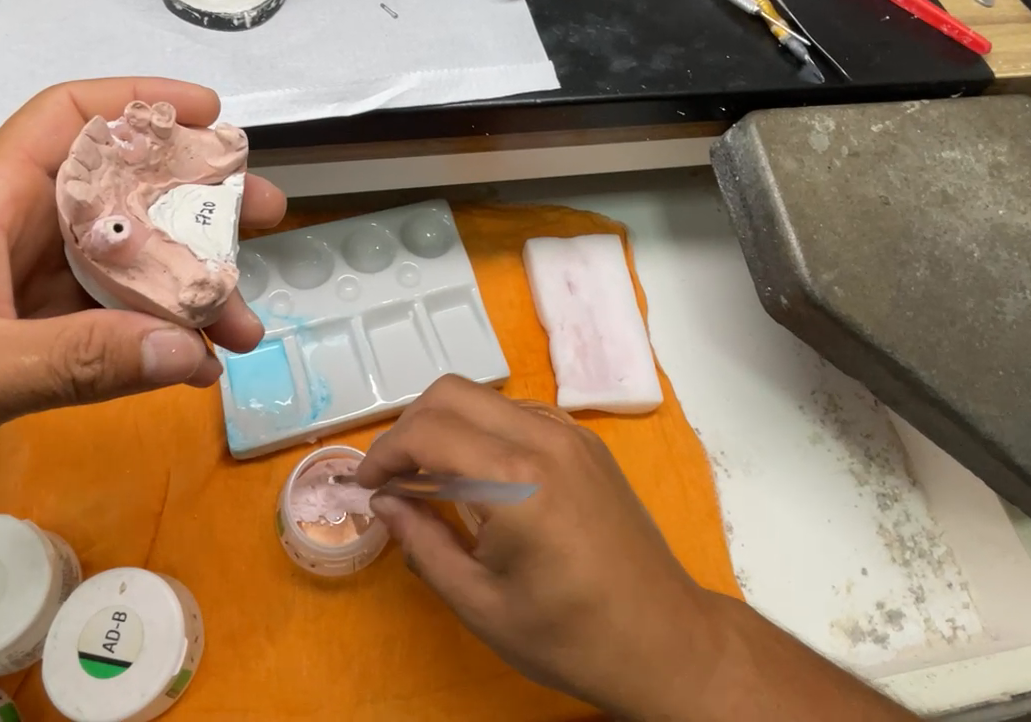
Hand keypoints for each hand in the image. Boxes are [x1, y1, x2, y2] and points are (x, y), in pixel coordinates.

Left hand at [0, 78, 284, 535]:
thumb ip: (80, 360)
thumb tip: (195, 351)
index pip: (70, 120)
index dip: (142, 102)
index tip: (215, 117)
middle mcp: (8, 236)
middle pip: (117, 197)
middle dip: (193, 203)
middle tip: (263, 220)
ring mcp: (13, 295)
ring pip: (117, 271)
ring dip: (180, 291)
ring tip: (241, 326)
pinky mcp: (16, 348)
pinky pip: (100, 329)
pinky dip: (146, 342)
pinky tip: (190, 365)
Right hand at [357, 378, 914, 721]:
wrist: (664, 638)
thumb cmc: (569, 635)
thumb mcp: (480, 604)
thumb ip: (422, 543)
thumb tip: (382, 502)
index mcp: (517, 480)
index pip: (428, 430)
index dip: (384, 452)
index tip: (367, 486)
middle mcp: (544, 437)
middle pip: (450, 392)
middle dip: (408, 427)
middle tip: (392, 477)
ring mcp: (570, 432)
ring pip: (483, 396)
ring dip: (445, 424)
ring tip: (430, 477)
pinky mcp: (585, 440)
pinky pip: (516, 412)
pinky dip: (481, 429)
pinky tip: (478, 476)